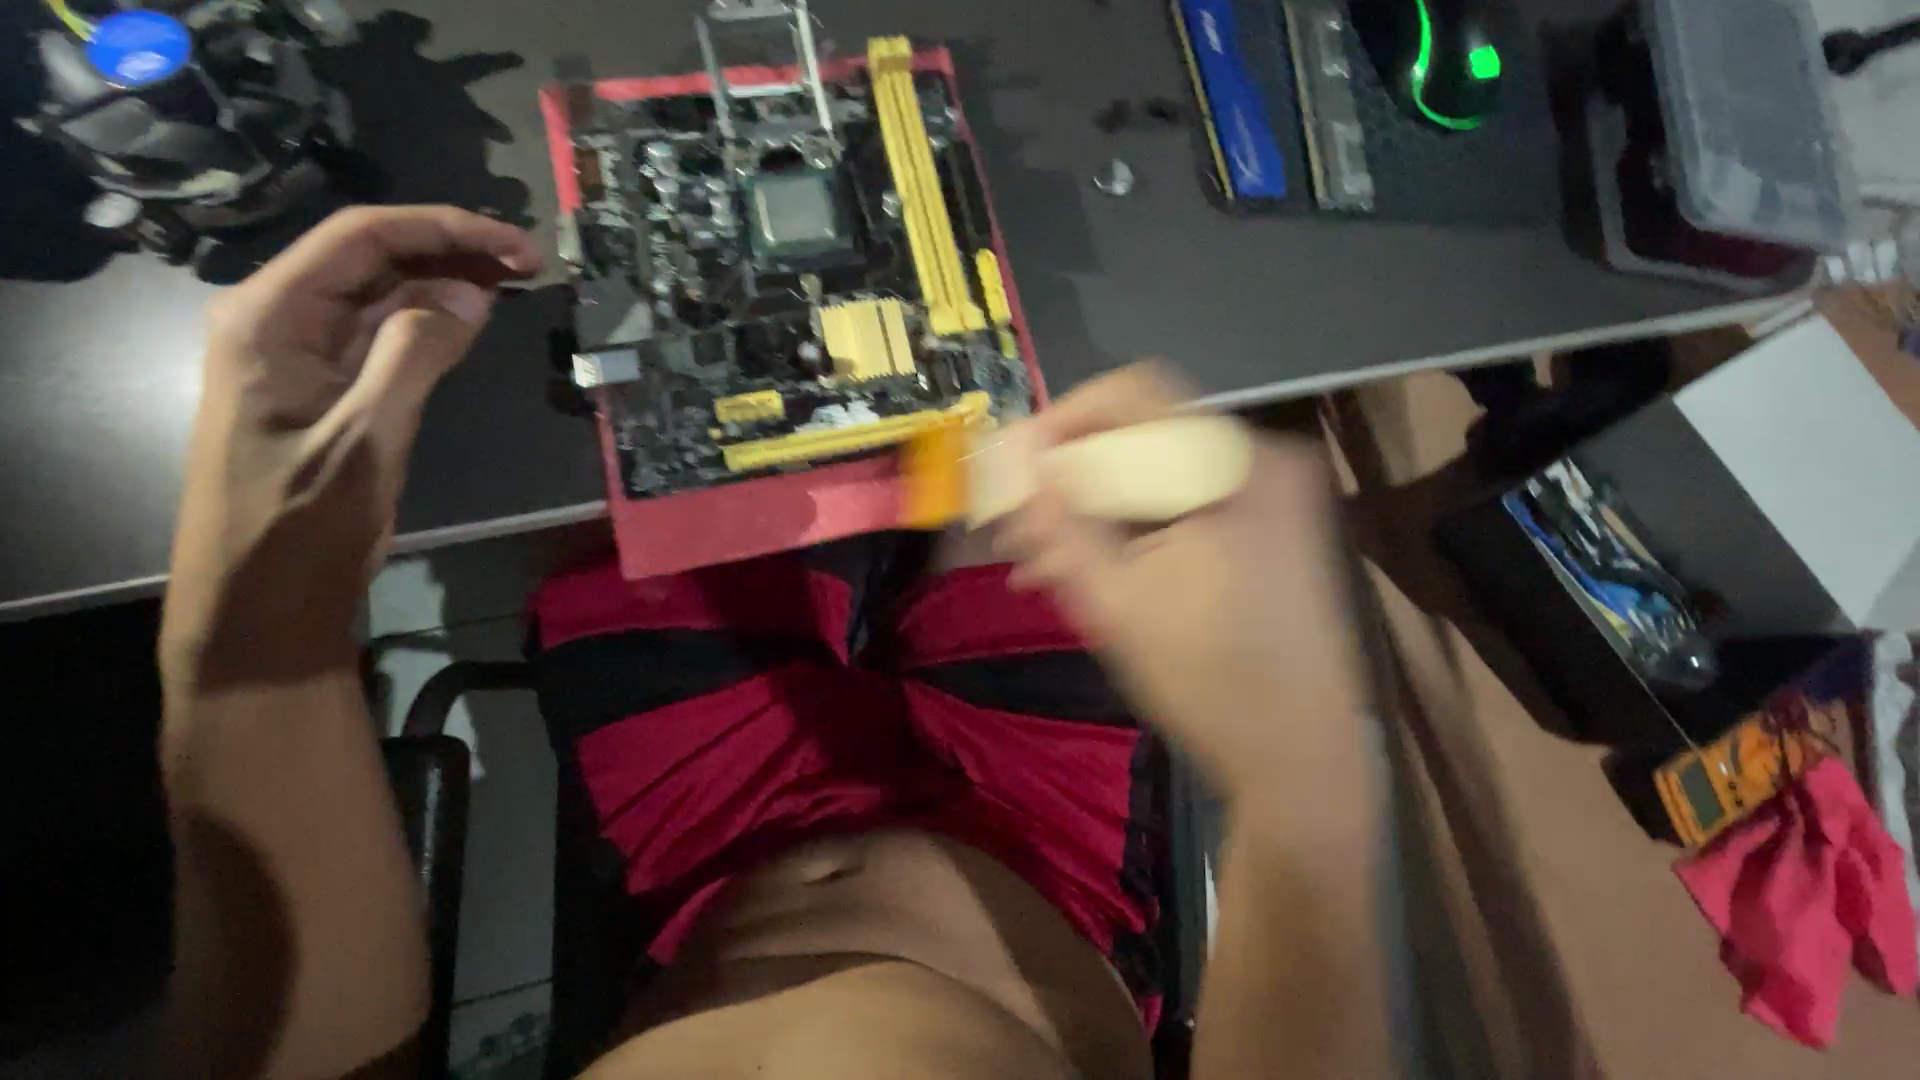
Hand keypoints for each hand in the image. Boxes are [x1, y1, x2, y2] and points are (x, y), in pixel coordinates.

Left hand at [161, 206, 539, 689]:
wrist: (263, 601)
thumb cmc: (301, 524)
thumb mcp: (365, 438)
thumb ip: (414, 356)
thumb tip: (471, 294)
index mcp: (269, 318)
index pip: (362, 239)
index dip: (445, 230)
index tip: (518, 248)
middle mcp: (280, 322)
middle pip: (372, 257)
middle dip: (452, 250)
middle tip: (531, 263)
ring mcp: (303, 355)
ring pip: (381, 294)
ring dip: (447, 282)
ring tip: (515, 282)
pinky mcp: (327, 387)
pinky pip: (383, 334)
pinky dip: (433, 321)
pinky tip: (473, 320)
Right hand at [996, 364, 1368, 804]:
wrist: (1299, 760)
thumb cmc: (1207, 684)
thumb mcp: (1113, 601)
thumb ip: (1055, 521)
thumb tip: (1007, 458)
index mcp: (1231, 468)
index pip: (1134, 393)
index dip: (1064, 418)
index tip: (1014, 466)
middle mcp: (1260, 464)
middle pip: (1141, 438)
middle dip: (1067, 479)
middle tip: (1012, 524)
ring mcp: (1270, 498)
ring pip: (1155, 477)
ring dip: (1091, 510)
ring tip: (1033, 561)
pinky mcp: (1267, 531)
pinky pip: (1182, 506)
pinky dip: (1130, 529)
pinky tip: (1083, 571)